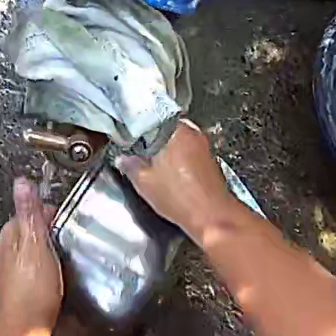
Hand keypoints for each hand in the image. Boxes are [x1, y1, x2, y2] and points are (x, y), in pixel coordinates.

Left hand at [0, 177, 63, 331]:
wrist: (24, 330)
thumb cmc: (33, 288)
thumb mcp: (37, 244)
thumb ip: (30, 213)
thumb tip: (22, 182)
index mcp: (7, 240)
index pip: (21, 215)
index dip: (41, 213)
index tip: (57, 214)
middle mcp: (0, 258)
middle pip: (19, 236)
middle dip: (37, 233)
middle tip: (59, 234)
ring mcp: (2, 279)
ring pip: (18, 258)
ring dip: (34, 255)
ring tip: (54, 258)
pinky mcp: (8, 298)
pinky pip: (20, 278)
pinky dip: (31, 275)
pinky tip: (42, 282)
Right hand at [116, 120, 243, 241]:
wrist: (212, 217)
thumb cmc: (180, 197)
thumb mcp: (144, 182)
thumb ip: (130, 165)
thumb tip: (123, 158)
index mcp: (174, 131)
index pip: (151, 117)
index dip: (136, 128)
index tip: (127, 137)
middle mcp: (192, 133)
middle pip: (165, 128)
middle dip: (151, 139)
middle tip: (136, 152)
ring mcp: (203, 146)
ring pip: (178, 140)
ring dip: (165, 148)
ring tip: (151, 164)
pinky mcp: (209, 160)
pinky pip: (188, 152)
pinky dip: (177, 158)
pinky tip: (169, 173)